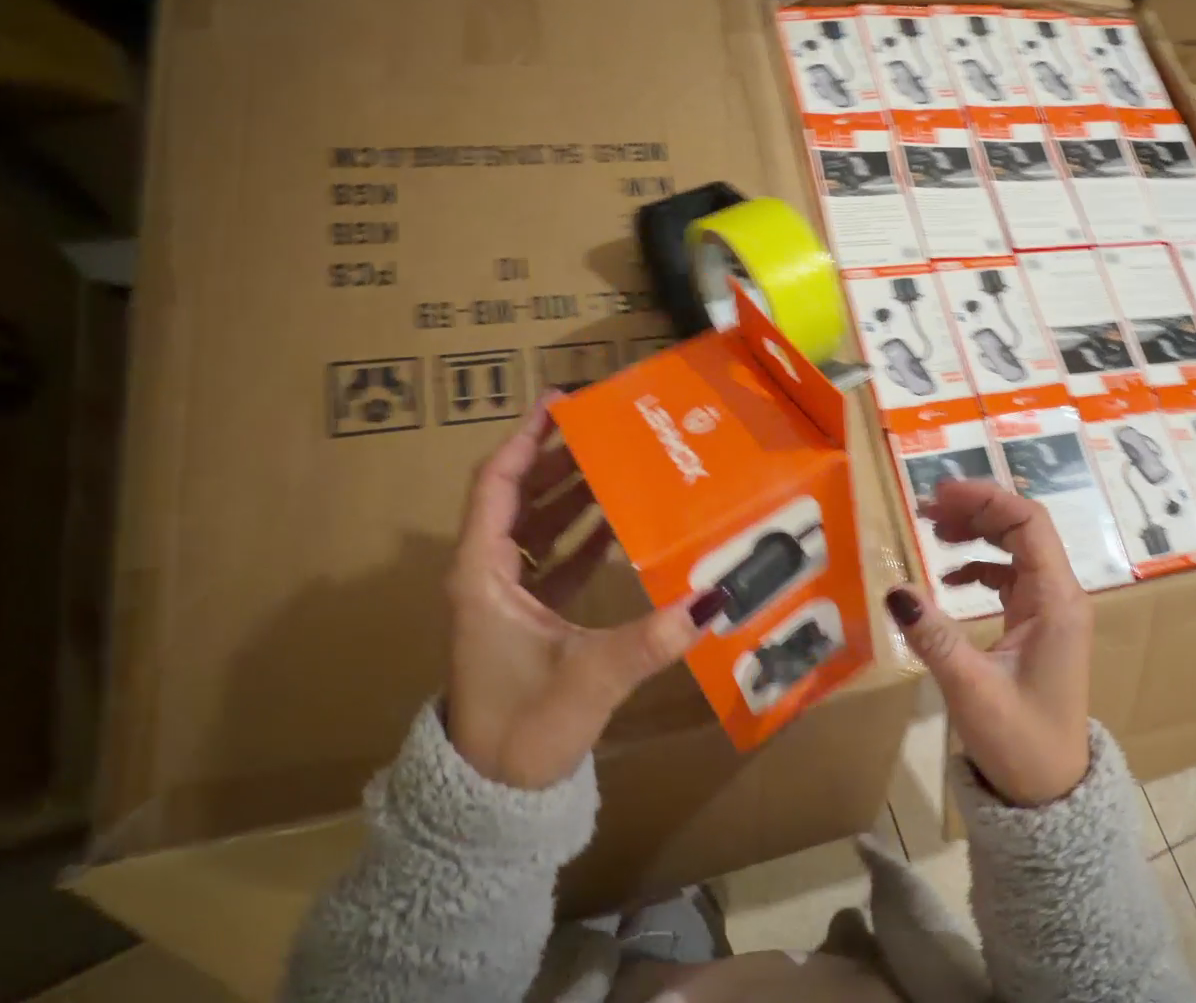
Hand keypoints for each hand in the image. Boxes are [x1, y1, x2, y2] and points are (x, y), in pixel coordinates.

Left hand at [445, 393, 722, 790]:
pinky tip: (619, 526)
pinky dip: (582, 539)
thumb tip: (713, 601)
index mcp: (482, 575)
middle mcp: (488, 576)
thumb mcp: (588, 679)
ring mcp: (506, 598)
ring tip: (615, 462)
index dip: (523, 441)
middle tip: (602, 426)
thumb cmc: (522, 728)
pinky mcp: (528, 619)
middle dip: (555, 459)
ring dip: (569, 495)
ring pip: (535, 528)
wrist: (490, 792)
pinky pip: (553, 561)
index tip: (558, 404)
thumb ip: (649, 640)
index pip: (496, 487)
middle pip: (517, 497)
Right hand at [883, 479, 1091, 806]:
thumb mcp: (969, 688)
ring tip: (932, 530)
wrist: (1050, 791)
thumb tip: (893, 590)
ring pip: (1016, 549)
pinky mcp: (1036, 626)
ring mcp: (1050, 610)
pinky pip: (1011, 576)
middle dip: (976, 509)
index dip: (986, 498)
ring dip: (977, 532)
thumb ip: (933, 636)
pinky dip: (980, 564)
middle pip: (1023, 528)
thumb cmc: (1018, 741)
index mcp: (1056, 601)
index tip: (939, 493)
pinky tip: (950, 574)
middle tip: (925, 507)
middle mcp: (1059, 596)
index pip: (1028, 523)